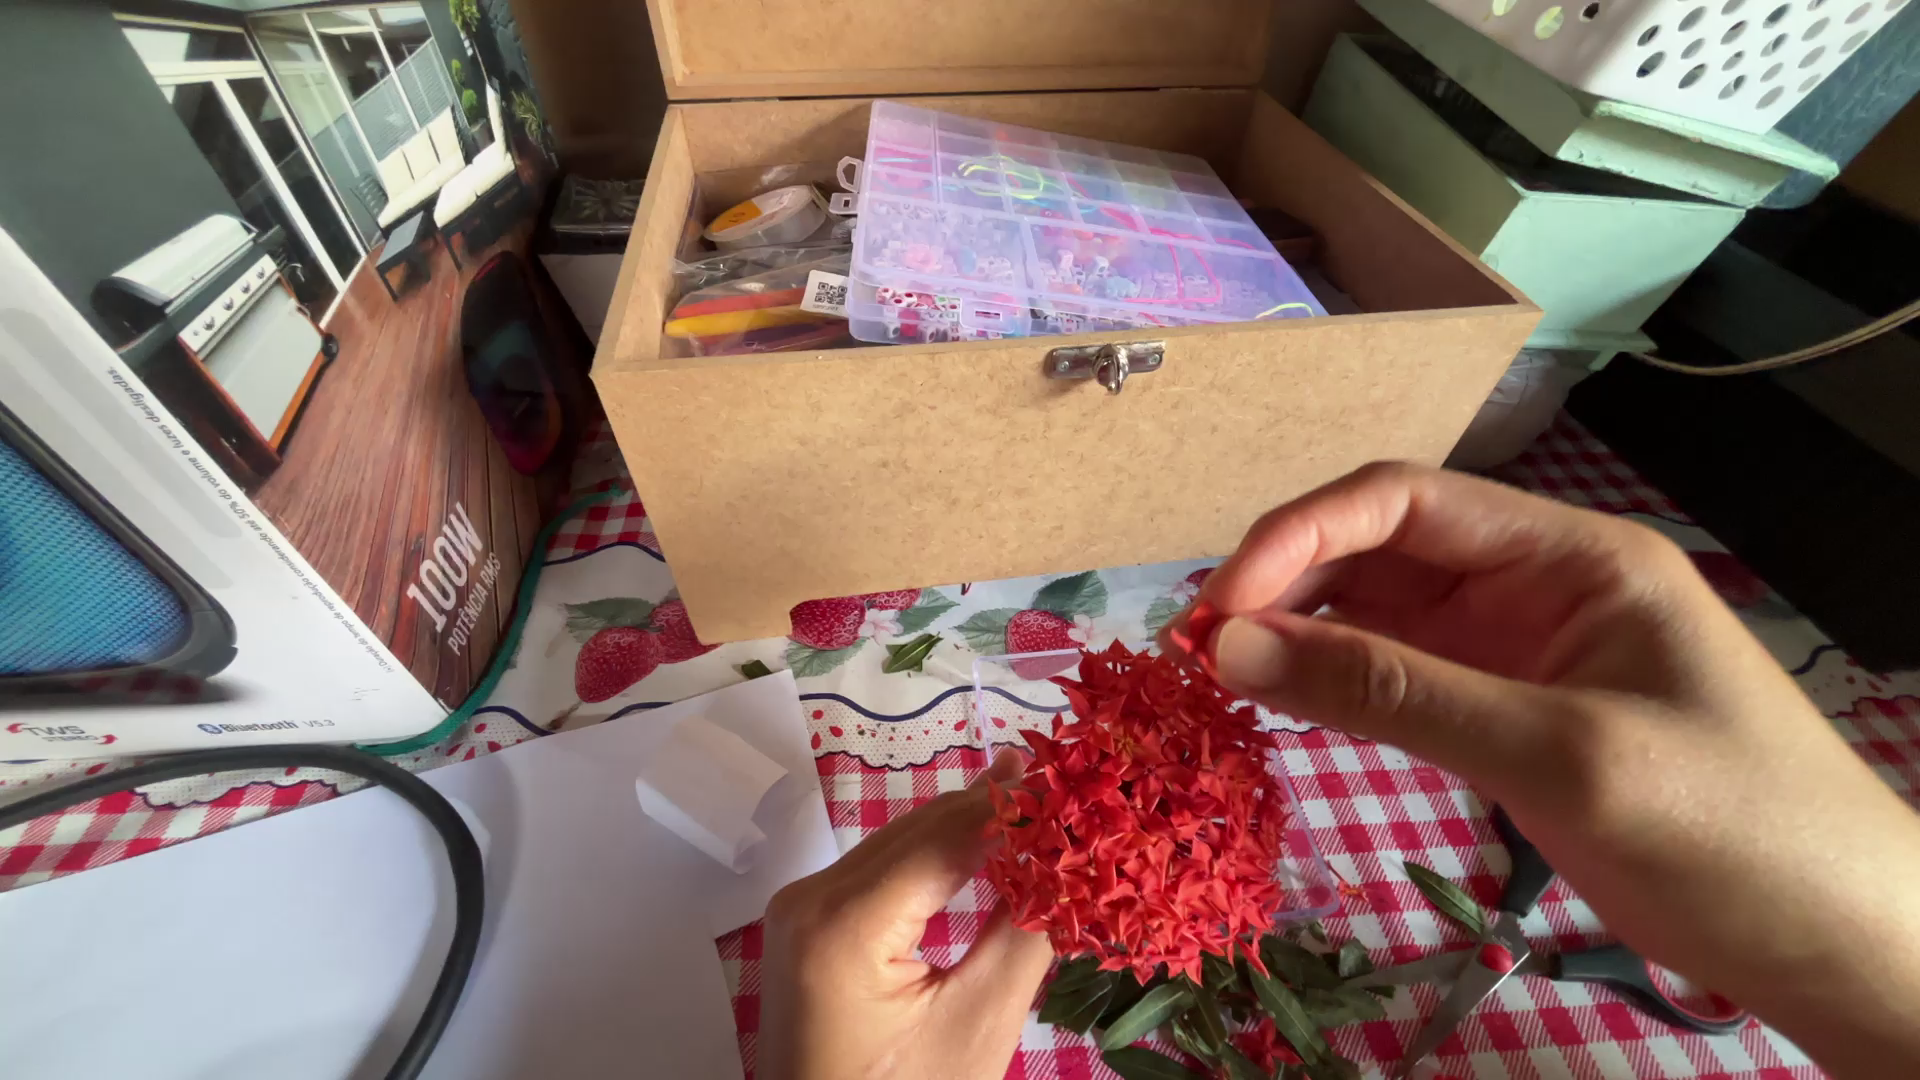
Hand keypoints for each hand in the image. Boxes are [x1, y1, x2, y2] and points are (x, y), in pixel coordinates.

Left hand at [759, 749, 1051, 1079]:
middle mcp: (810, 896)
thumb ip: (1022, 936)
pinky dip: (931, 851)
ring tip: (1018, 792)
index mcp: (843, 926)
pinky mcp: (809, 917)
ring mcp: (802, 904)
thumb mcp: (975, 1029)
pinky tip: (968, 834)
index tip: (1056, 781)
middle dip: (986, 808)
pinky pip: (881, 867)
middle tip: (1046, 777)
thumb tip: (1059, 861)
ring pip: (899, 843)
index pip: (940, 839)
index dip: (1003, 806)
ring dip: (960, 824)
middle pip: (916, 833)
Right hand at [1161, 462, 1919, 1076]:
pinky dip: (1316, 674)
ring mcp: (1494, 638)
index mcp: (1561, 552)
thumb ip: (1384, 693)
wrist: (1847, 959)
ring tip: (1219, 670)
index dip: (1296, 537)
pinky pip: (1374, 663)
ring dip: (1285, 629)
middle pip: (1366, 547)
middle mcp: (1517, 578)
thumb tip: (1226, 649)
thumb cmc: (1736, 840)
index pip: (1398, 501)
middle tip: (1198, 645)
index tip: (1221, 605)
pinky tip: (1276, 694)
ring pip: (1359, 606)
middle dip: (1276, 583)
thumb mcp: (1553, 755)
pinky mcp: (1478, 694)